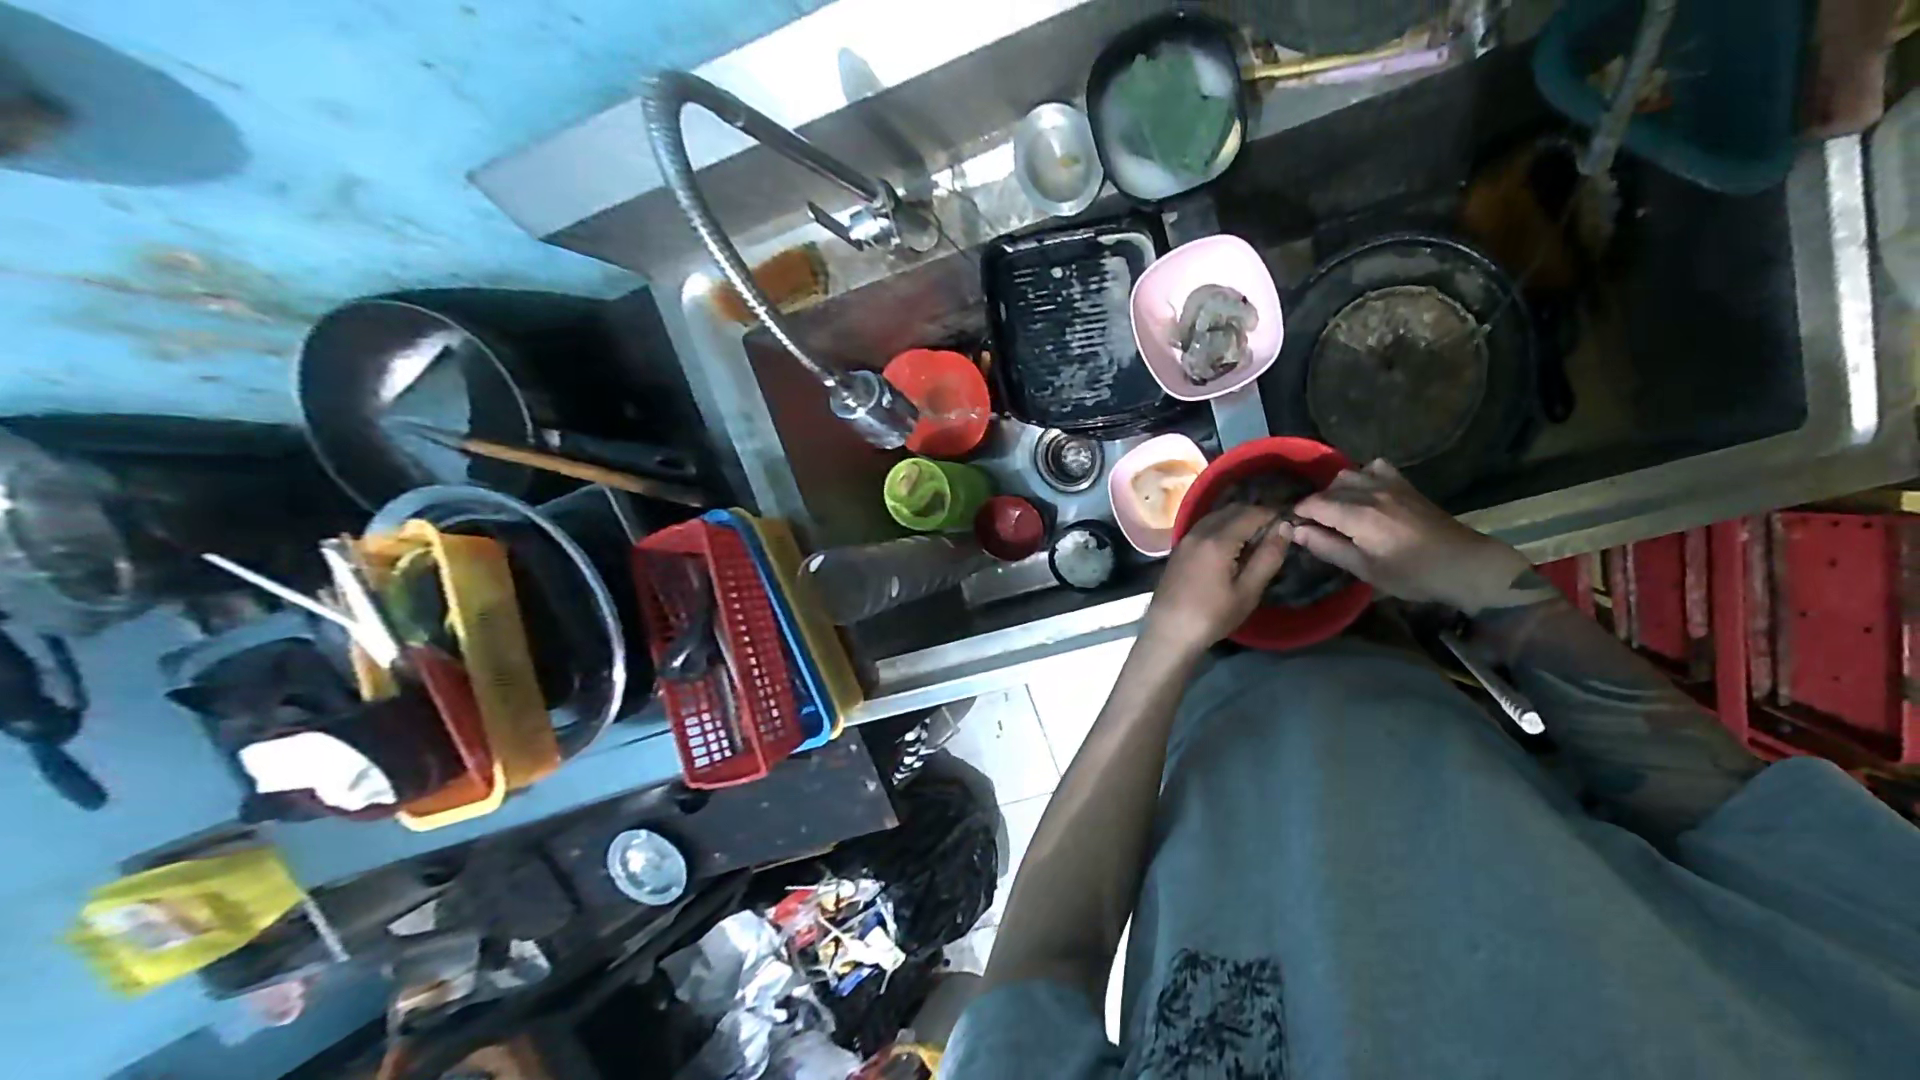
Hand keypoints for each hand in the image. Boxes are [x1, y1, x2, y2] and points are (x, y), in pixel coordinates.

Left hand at [1142, 505, 1293, 655]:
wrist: (1169, 631)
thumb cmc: (1212, 615)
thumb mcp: (1248, 590)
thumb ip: (1268, 556)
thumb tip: (1284, 528)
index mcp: (1217, 540)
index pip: (1250, 513)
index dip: (1272, 515)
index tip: (1288, 525)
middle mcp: (1198, 532)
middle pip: (1231, 510)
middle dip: (1255, 514)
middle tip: (1274, 533)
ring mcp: (1185, 539)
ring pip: (1215, 516)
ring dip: (1237, 520)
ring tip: (1255, 541)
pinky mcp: (1178, 549)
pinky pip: (1204, 527)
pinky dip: (1221, 528)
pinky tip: (1231, 547)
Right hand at [1292, 459, 1538, 613]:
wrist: (1467, 565)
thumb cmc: (1413, 574)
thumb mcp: (1365, 569)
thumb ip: (1327, 547)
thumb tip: (1296, 532)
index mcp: (1358, 516)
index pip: (1313, 504)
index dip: (1299, 515)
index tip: (1295, 529)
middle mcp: (1371, 493)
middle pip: (1328, 489)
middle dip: (1315, 505)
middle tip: (1315, 527)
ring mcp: (1390, 485)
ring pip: (1348, 475)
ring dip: (1336, 490)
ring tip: (1338, 511)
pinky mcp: (1406, 485)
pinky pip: (1375, 467)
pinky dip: (1363, 476)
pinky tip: (1365, 493)